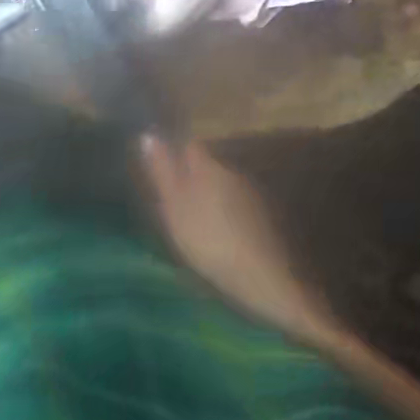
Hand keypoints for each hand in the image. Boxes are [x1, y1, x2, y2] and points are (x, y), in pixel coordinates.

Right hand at [139, 136, 344, 349]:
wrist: (270, 285)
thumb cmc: (210, 242)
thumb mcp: (174, 208)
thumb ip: (162, 172)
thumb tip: (148, 134)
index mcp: (209, 168)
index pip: (189, 144)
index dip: (173, 149)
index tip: (159, 161)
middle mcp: (234, 174)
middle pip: (207, 165)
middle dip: (191, 173)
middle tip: (171, 194)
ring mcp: (254, 198)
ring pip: (222, 186)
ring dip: (208, 195)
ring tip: (192, 218)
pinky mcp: (267, 221)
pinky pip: (235, 207)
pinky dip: (224, 213)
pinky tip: (217, 233)